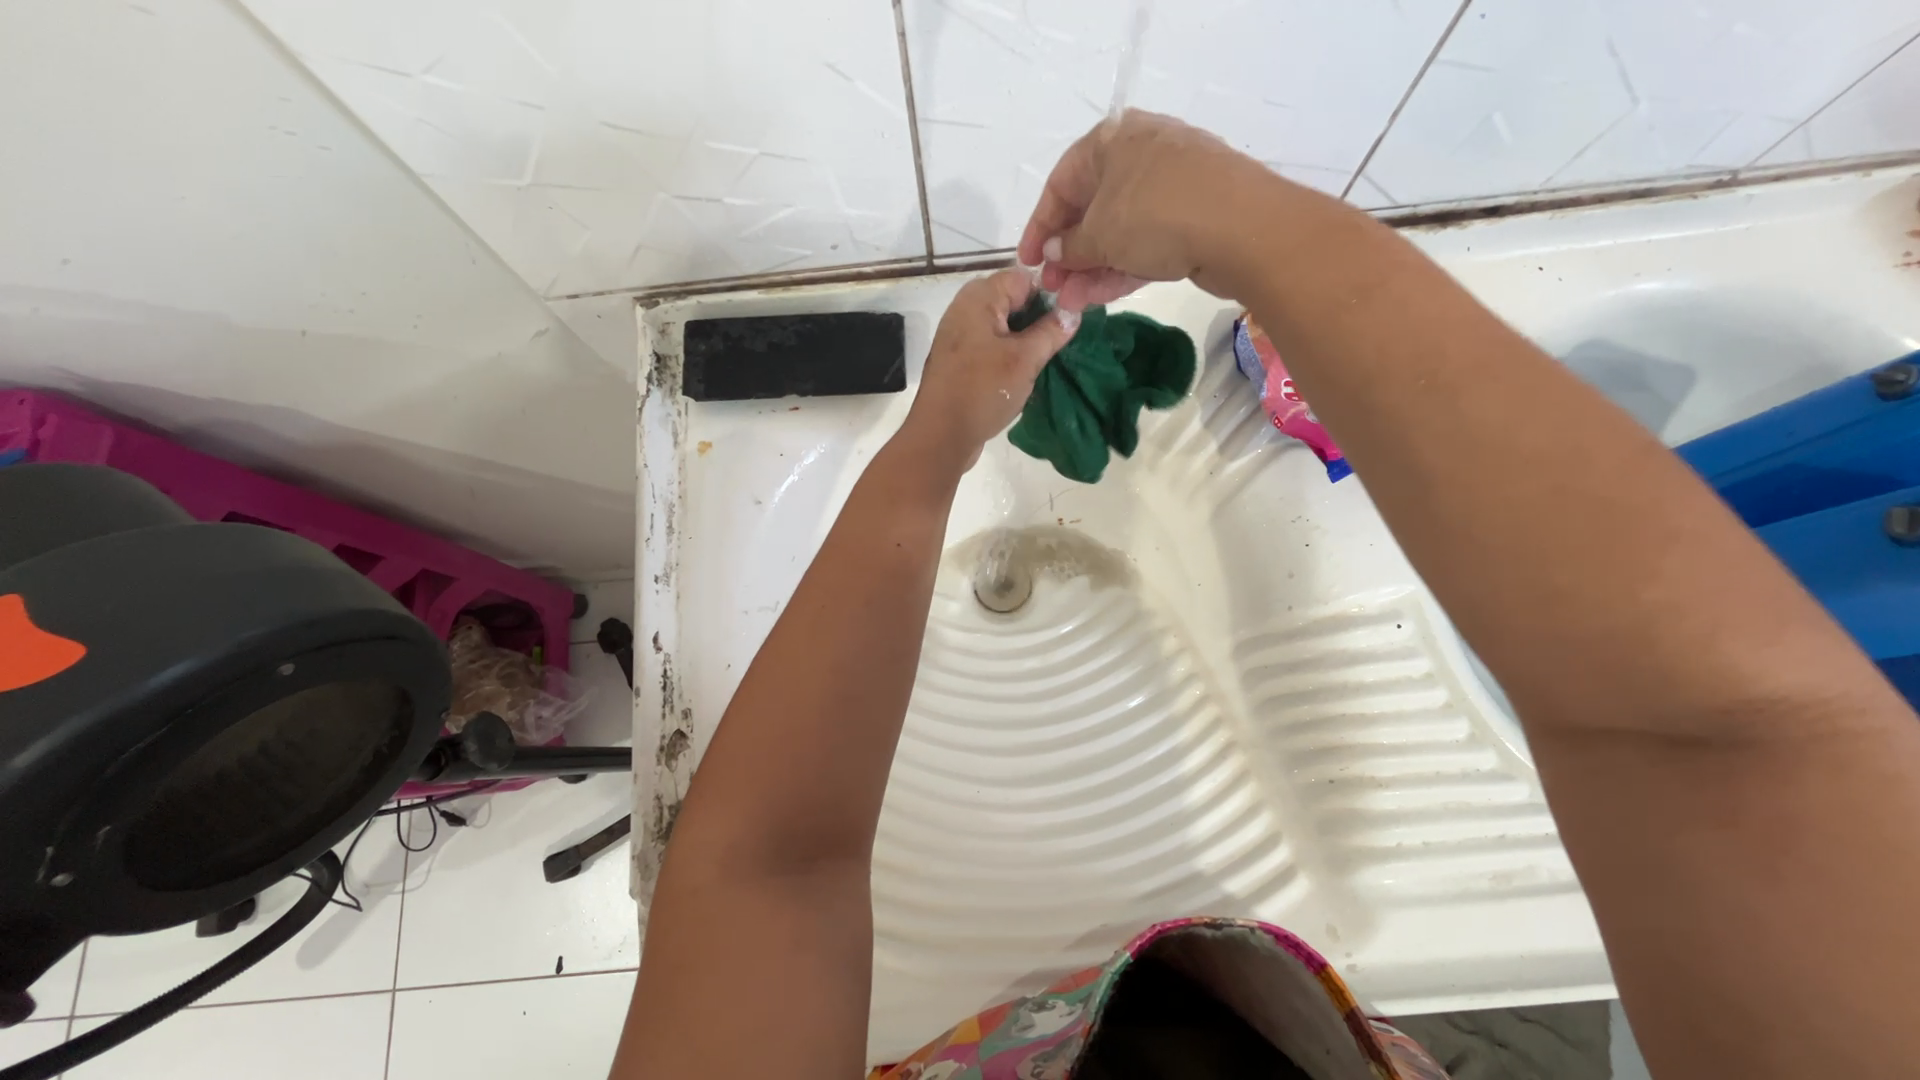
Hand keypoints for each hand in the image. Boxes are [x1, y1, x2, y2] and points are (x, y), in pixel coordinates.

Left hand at [900, 268, 1077, 470]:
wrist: (941, 436)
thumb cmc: (982, 391)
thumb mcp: (1024, 360)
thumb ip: (1051, 332)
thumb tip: (1073, 312)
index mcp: (978, 298)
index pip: (1023, 278)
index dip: (1048, 294)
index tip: (1069, 318)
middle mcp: (965, 310)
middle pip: (1012, 300)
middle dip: (1037, 318)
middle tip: (1061, 341)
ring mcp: (959, 337)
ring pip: (1002, 326)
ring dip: (1025, 339)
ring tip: (1046, 358)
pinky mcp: (959, 361)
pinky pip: (991, 346)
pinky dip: (1008, 354)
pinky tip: (1025, 372)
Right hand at [1018, 110, 1276, 311]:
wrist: (1243, 227)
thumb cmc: (1156, 214)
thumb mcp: (1099, 233)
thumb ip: (1068, 246)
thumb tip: (1052, 253)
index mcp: (1112, 140)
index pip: (1061, 183)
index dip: (1039, 227)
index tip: (1027, 263)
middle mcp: (1140, 156)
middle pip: (1091, 210)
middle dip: (1068, 256)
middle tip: (1053, 291)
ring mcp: (1170, 188)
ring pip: (1118, 232)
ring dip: (1092, 269)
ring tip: (1071, 305)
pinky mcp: (1192, 219)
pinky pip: (1144, 243)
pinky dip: (1120, 268)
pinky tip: (1097, 299)